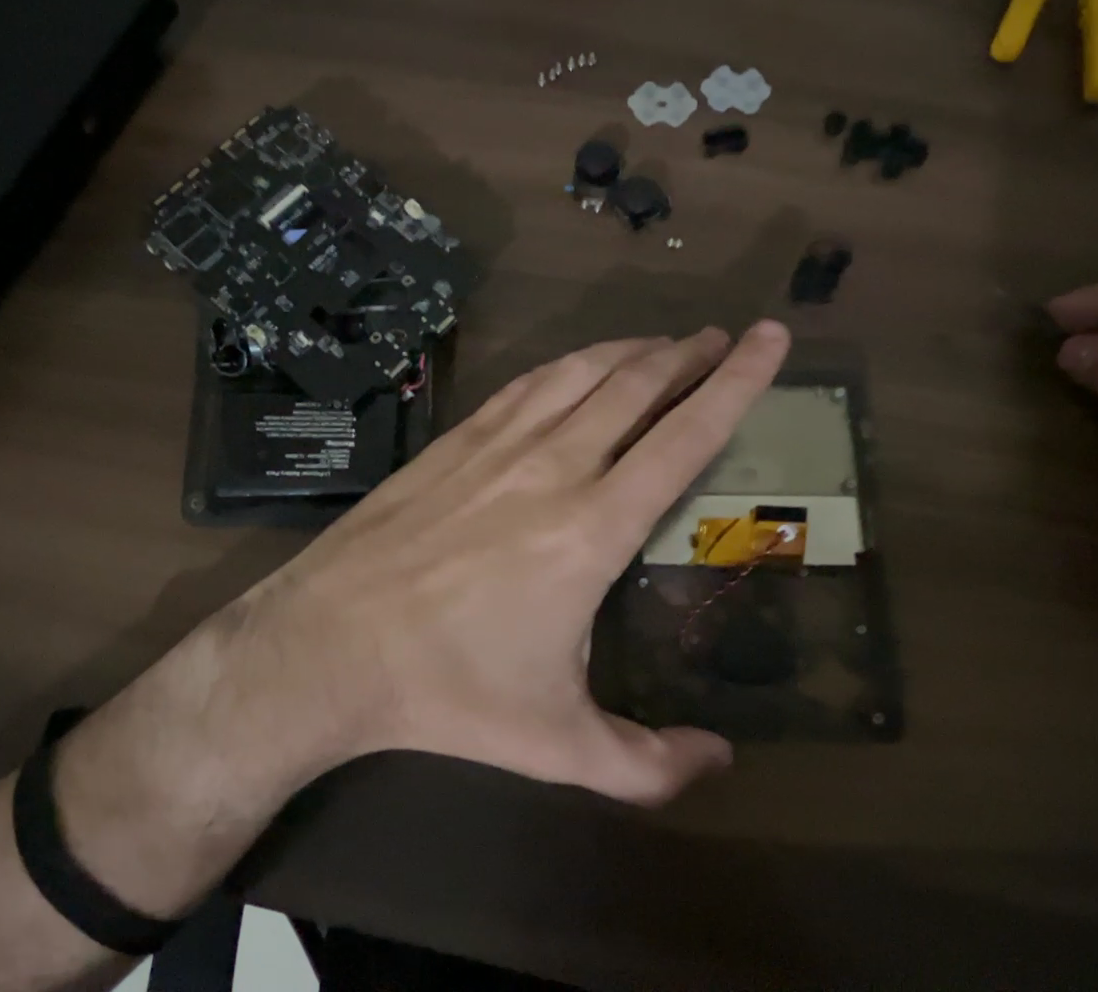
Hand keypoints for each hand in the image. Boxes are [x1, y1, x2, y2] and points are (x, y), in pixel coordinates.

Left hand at [218, 322, 791, 804]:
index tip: (769, 338)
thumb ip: (645, 762)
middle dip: (690, 355)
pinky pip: (527, 385)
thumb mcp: (555, 743)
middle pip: (637, 387)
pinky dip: (569, 365)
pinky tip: (579, 366)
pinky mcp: (453, 442)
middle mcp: (554, 468)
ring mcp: (497, 447)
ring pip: (582, 374)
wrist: (328, 647)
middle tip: (723, 336)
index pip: (684, 439)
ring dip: (633, 351)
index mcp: (593, 529)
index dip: (735, 383)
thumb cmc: (447, 692)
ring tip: (666, 342)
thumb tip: (720, 762)